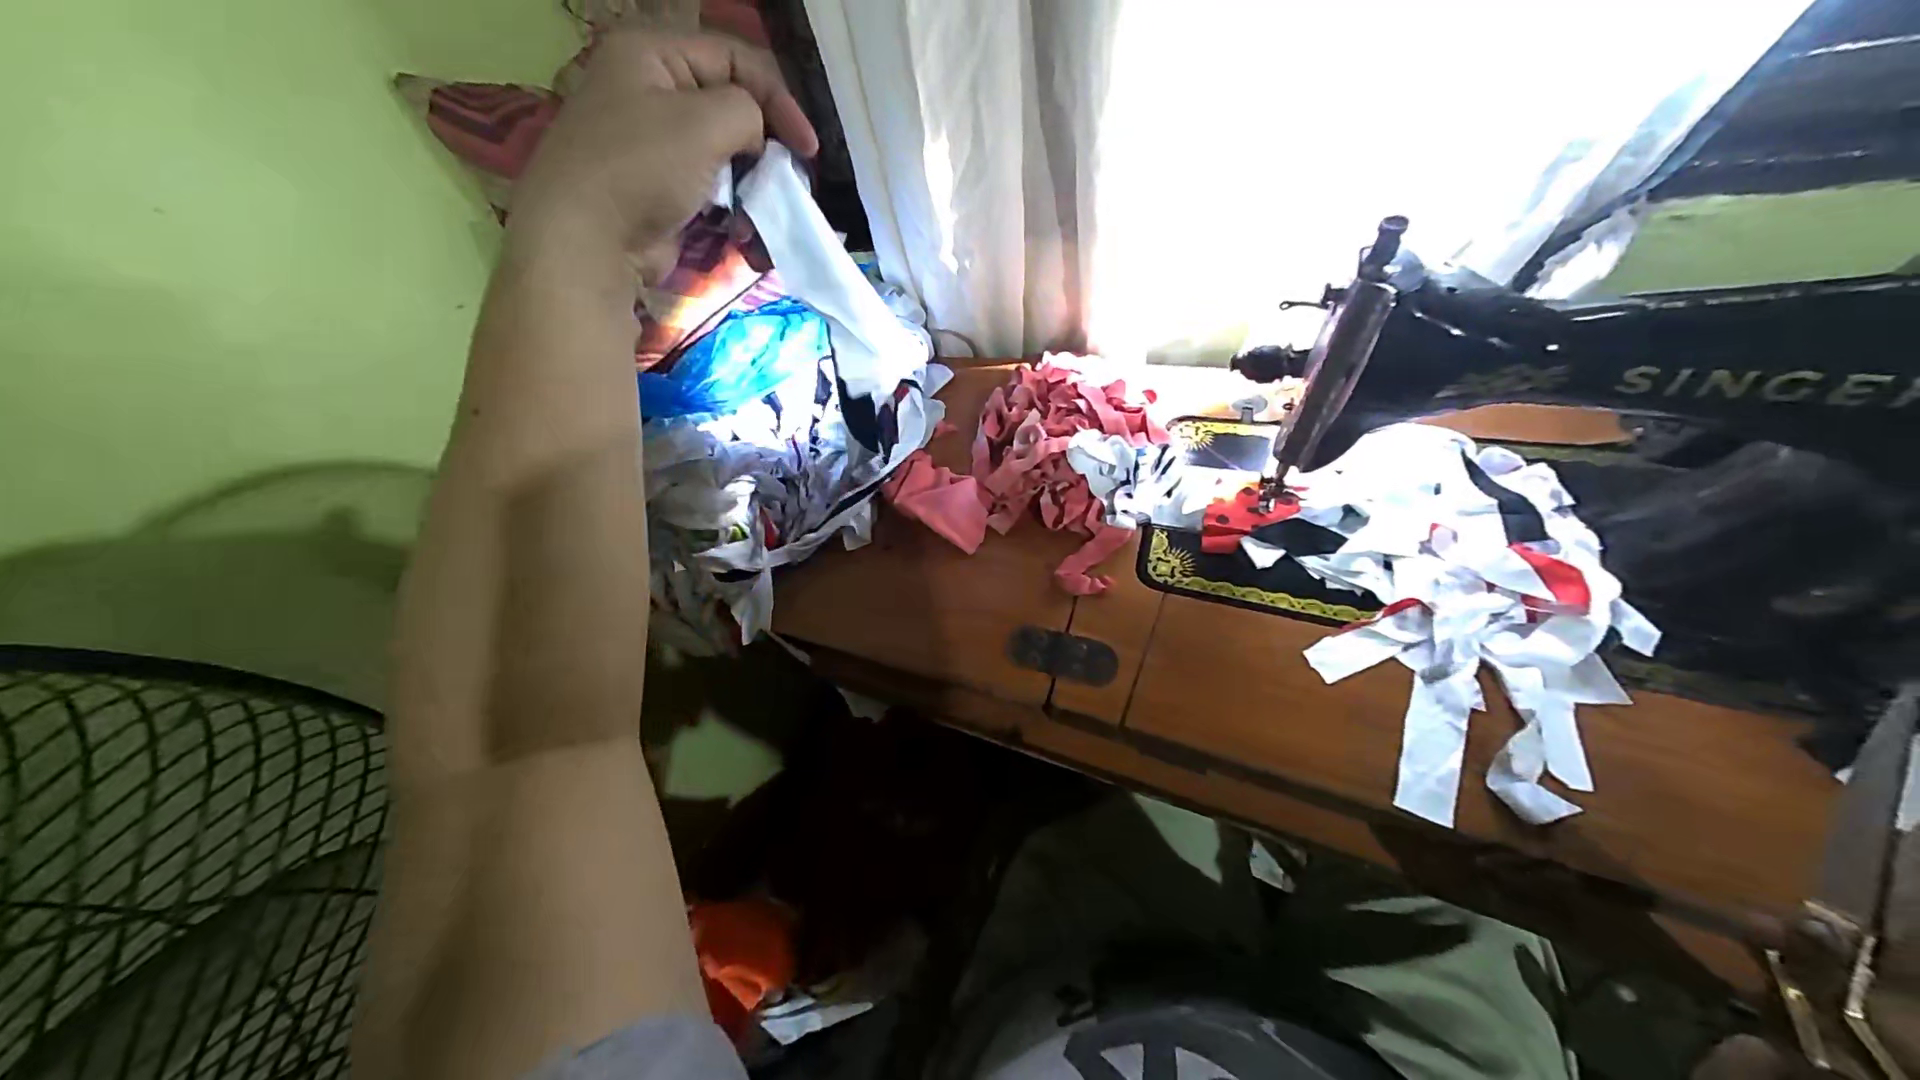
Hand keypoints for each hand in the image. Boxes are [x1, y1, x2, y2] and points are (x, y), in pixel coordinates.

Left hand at [507, 27, 818, 275]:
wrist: (589, 239)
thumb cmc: (642, 167)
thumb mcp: (704, 122)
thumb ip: (748, 111)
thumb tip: (758, 135)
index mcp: (654, 55)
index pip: (735, 59)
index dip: (779, 98)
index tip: (808, 147)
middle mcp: (654, 92)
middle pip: (733, 108)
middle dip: (767, 147)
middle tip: (790, 179)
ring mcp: (659, 145)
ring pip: (728, 155)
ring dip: (753, 187)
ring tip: (761, 213)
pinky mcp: (665, 190)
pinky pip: (714, 190)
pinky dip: (735, 210)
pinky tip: (741, 232)